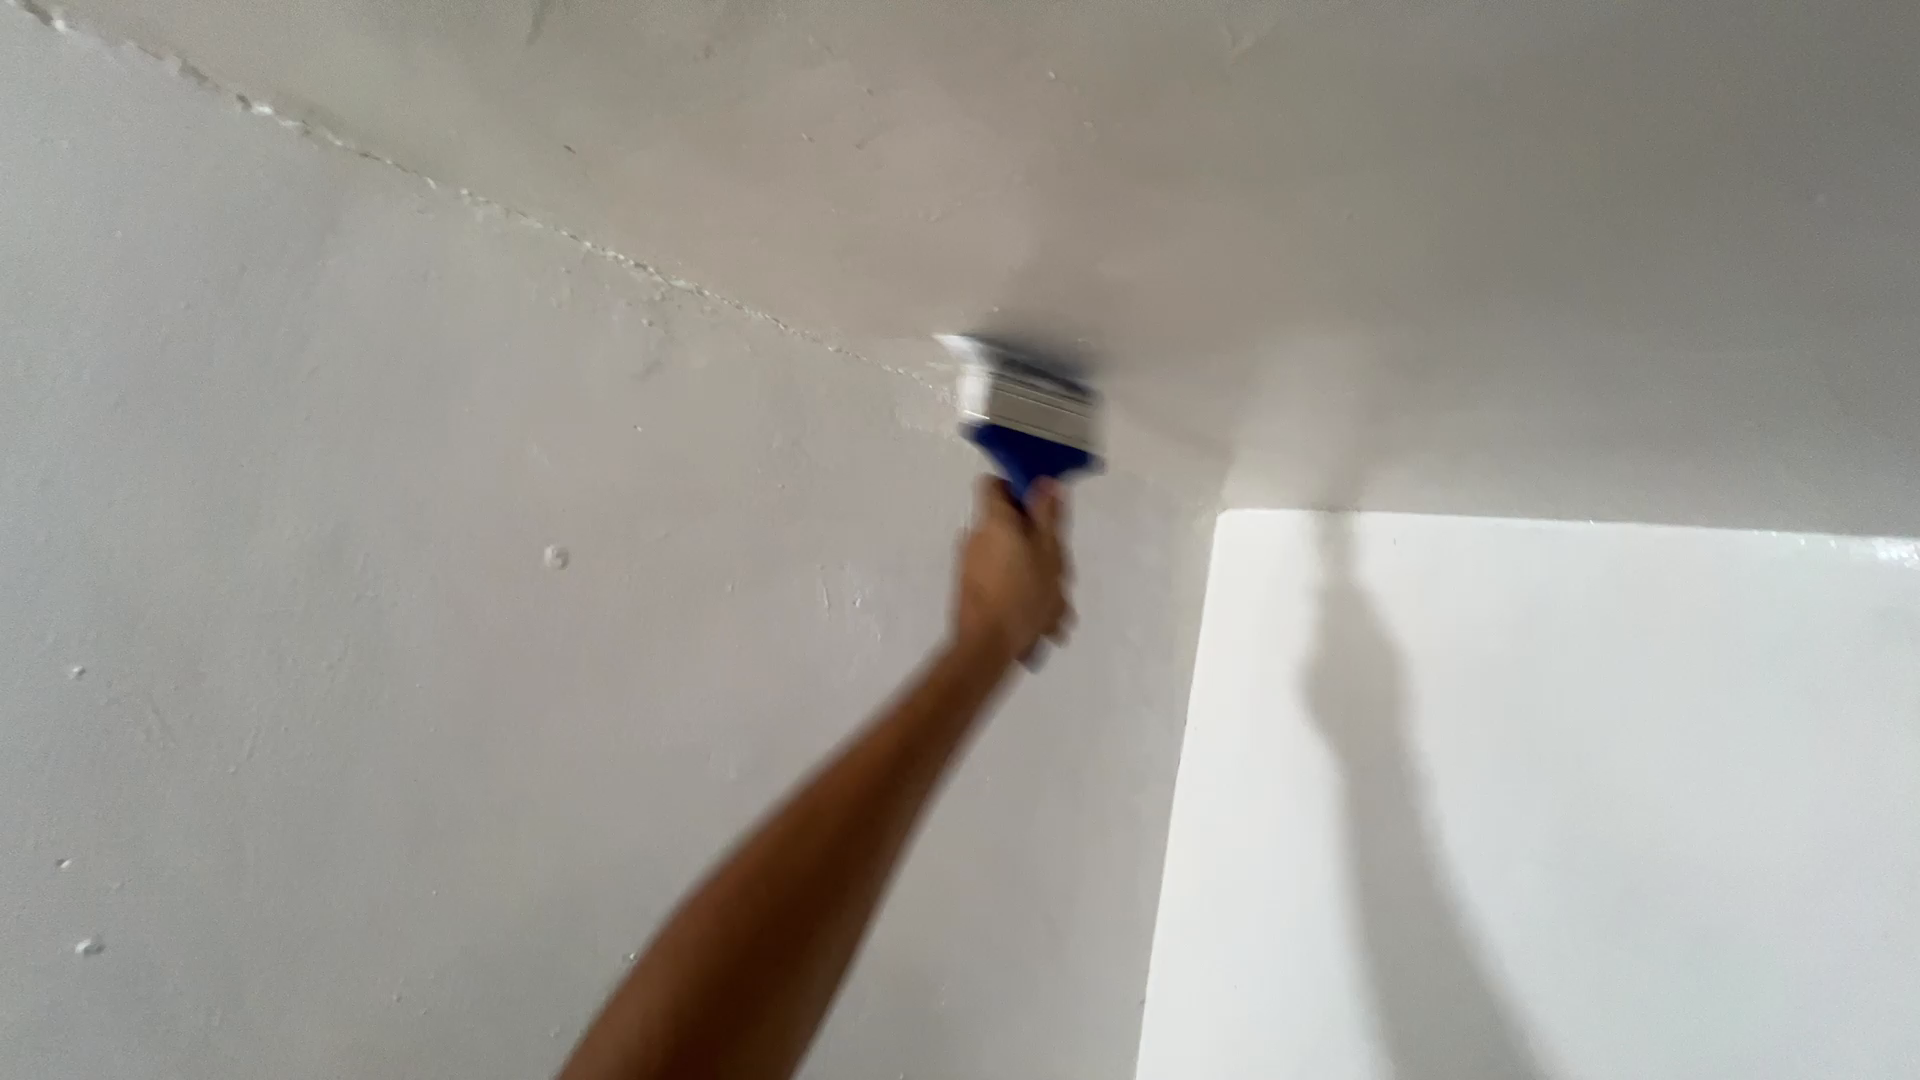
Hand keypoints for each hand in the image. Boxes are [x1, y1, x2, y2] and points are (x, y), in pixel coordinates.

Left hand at [953, 475, 1073, 658]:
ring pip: (1012, 560)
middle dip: (1039, 546)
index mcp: (993, 521)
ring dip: (1037, 580)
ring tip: (1057, 614)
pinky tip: (1043, 625)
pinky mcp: (971, 591)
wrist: (985, 648)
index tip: (1041, 509)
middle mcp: (975, 537)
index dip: (1017, 489)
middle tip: (1061, 575)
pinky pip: (1003, 583)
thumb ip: (1047, 515)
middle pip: (1010, 526)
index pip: (994, 484)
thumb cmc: (1023, 596)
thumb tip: (1045, 481)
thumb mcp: (1048, 552)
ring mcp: (970, 566)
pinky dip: (1023, 596)